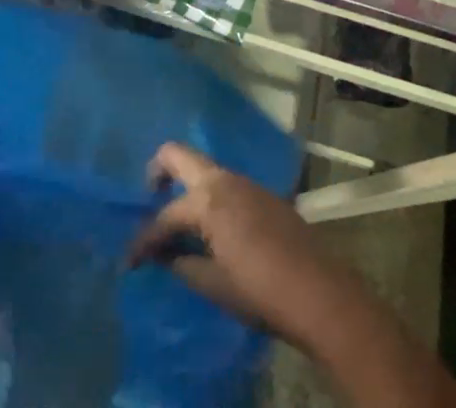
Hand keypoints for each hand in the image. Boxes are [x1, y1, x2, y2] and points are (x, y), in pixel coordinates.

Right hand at [126, 142, 361, 350]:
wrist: (324, 298)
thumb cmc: (261, 291)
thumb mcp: (212, 284)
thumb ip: (180, 263)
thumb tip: (162, 255)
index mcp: (208, 200)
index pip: (164, 217)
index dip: (143, 240)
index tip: (131, 261)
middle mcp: (226, 181)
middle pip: (178, 156)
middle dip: (156, 173)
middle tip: (148, 199)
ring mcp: (250, 186)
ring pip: (206, 173)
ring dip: (188, 189)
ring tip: (181, 224)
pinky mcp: (268, 199)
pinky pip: (228, 188)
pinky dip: (211, 200)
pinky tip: (213, 230)